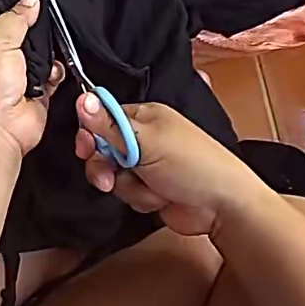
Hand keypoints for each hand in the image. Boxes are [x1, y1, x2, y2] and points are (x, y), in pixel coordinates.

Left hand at [0, 0, 61, 160]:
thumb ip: (15, 19)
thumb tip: (30, 1)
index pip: (7, 22)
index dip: (21, 13)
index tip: (36, 3)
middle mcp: (3, 63)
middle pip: (29, 40)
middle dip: (40, 36)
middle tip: (45, 30)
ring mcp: (22, 81)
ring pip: (45, 58)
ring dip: (51, 57)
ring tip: (47, 57)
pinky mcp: (40, 97)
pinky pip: (55, 78)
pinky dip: (58, 75)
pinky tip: (52, 74)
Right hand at [74, 97, 271, 236]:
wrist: (221, 206)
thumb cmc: (192, 165)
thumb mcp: (147, 142)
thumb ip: (110, 125)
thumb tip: (82, 99)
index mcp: (146, 116)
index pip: (104, 117)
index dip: (91, 134)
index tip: (86, 148)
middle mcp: (145, 138)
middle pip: (104, 149)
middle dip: (105, 167)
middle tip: (110, 177)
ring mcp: (148, 165)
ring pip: (114, 175)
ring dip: (129, 187)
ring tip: (152, 188)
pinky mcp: (151, 189)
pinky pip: (127, 193)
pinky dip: (141, 199)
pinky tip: (161, 199)